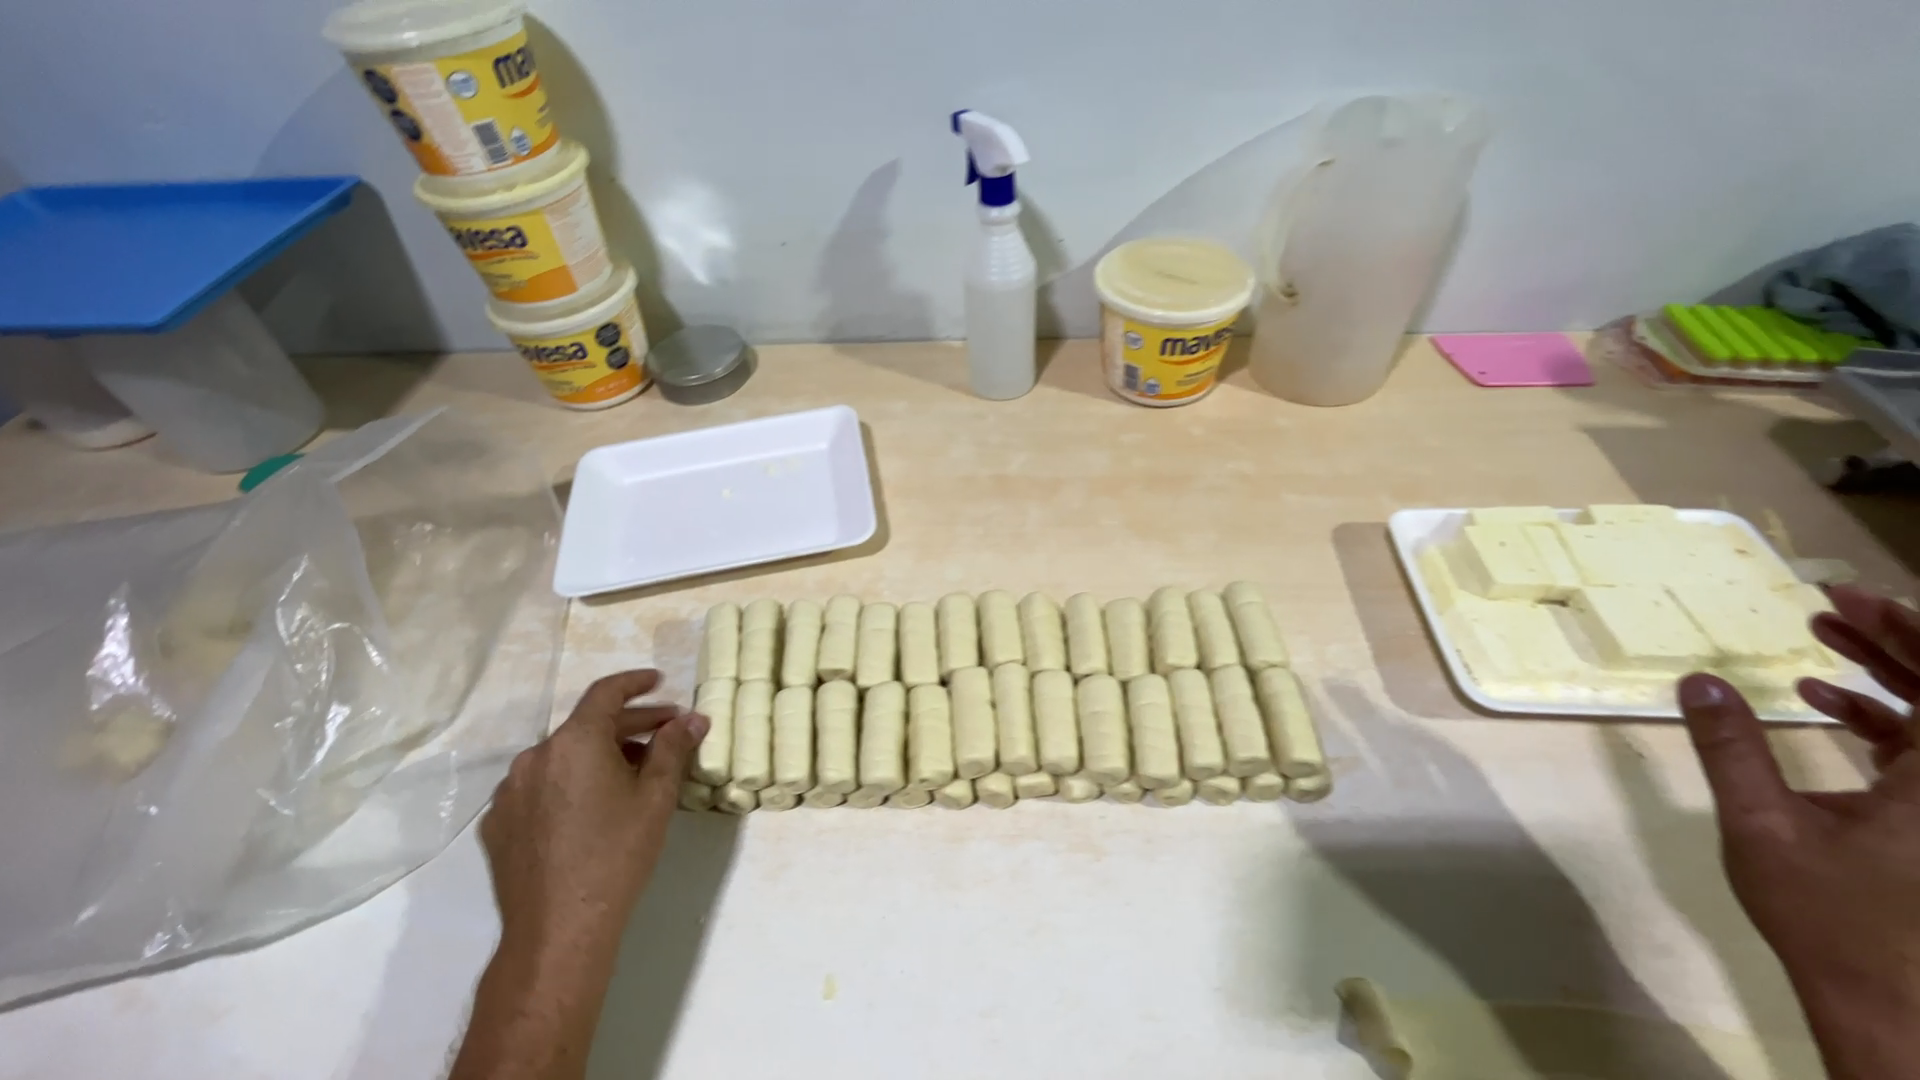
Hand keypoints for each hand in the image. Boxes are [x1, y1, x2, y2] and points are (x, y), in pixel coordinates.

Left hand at [479, 670, 708, 948]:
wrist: (559, 929)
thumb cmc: (617, 855)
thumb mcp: (656, 798)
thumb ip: (673, 749)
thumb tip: (692, 718)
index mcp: (574, 742)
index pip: (605, 693)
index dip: (635, 683)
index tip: (659, 682)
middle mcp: (535, 756)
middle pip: (586, 726)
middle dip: (628, 725)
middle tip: (665, 734)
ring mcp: (510, 791)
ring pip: (562, 758)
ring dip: (598, 756)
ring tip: (632, 776)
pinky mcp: (498, 823)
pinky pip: (540, 788)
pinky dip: (569, 785)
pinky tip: (591, 810)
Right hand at [1678, 587, 1919, 1079]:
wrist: (1893, 1006)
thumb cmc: (1829, 915)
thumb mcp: (1763, 826)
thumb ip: (1732, 748)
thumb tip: (1697, 680)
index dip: (1901, 628)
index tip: (1839, 594)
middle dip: (1894, 638)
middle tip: (1828, 606)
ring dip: (1888, 673)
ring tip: (1826, 638)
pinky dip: (1884, 717)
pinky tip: (1824, 703)